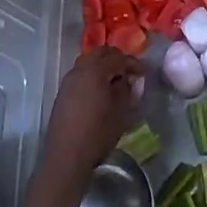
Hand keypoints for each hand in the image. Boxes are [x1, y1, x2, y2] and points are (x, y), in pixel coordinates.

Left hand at [40, 48, 142, 180]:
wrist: (66, 154)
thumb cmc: (97, 134)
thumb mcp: (120, 113)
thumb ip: (125, 91)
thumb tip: (126, 80)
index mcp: (95, 71)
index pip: (117, 58)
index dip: (132, 62)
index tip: (143, 72)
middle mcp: (79, 69)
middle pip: (99, 53)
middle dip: (116, 58)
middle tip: (129, 70)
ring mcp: (68, 79)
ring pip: (88, 61)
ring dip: (102, 65)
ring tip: (115, 80)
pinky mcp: (63, 90)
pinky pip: (80, 73)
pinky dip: (92, 74)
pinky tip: (99, 89)